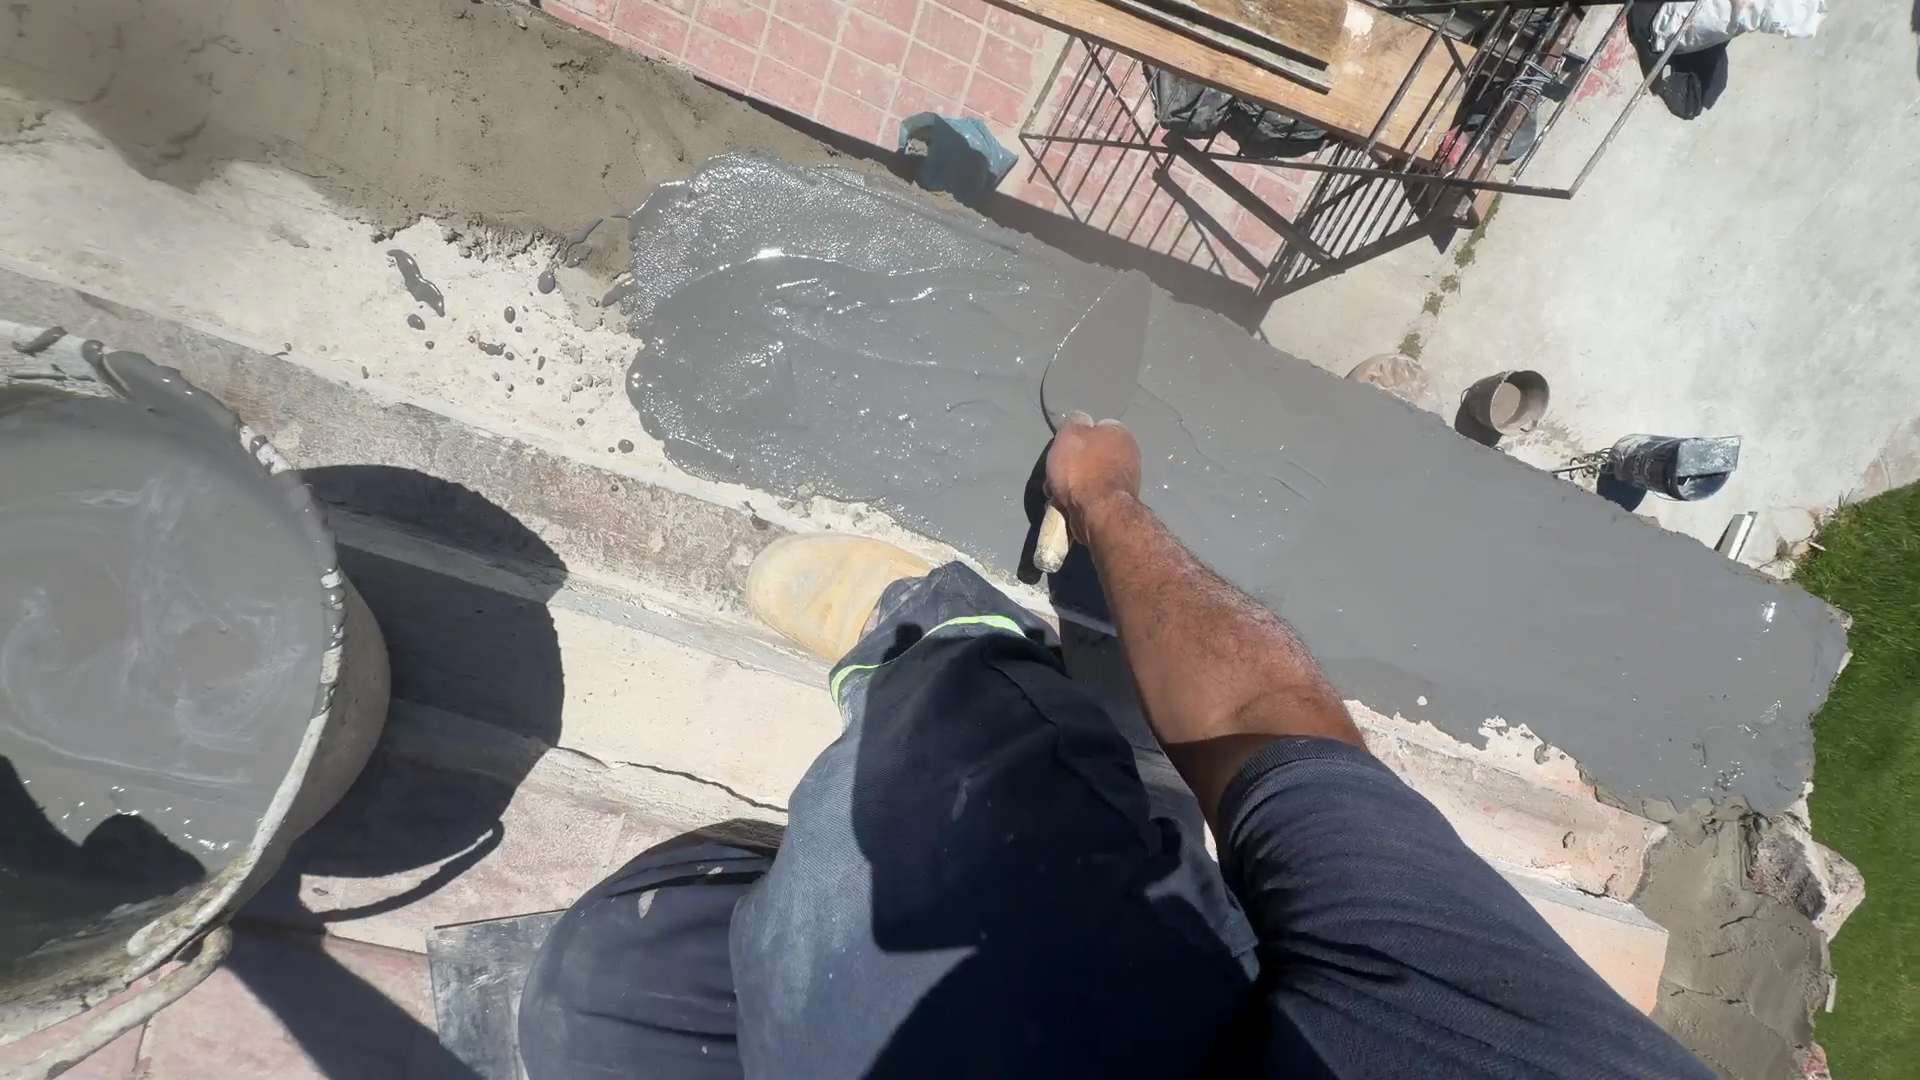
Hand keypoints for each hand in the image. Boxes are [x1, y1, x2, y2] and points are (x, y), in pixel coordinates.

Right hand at [1046, 412, 1141, 541]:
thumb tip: (1081, 419)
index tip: (1063, 449)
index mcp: (1120, 433)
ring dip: (1071, 485)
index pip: (1095, 428)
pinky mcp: (1117, 503)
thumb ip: (1074, 421)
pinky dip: (1079, 500)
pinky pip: (1092, 497)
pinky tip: (1067, 505)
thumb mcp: (1069, 434)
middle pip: (1090, 456)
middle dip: (1071, 466)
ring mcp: (1125, 481)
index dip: (1075, 438)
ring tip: (1057, 494)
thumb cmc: (1081, 468)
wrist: (1097, 512)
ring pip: (1088, 478)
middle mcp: (1128, 454)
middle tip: (1056, 475)